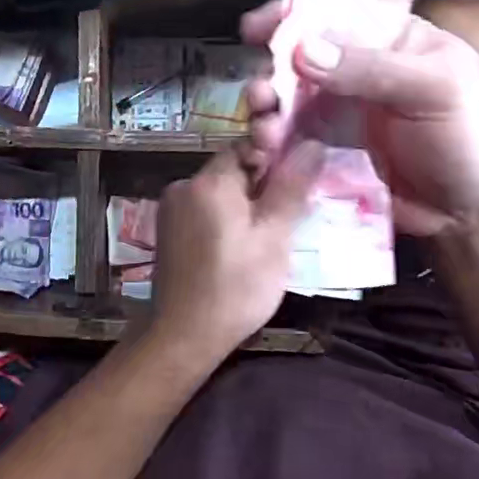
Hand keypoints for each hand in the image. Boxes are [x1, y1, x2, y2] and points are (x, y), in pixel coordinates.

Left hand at [150, 145, 322, 353]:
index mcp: (208, 181)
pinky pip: (204, 213)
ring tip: (264, 241)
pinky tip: (238, 251)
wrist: (184, 335)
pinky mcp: (167, 233)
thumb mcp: (274, 237)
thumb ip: (291, 187)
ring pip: (219, 194)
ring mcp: (170, 211)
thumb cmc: (236, 288)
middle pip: (232, 170)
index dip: (277, 162)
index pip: (249, 146)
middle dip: (261, 189)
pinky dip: (224, 223)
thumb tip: (311, 143)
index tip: (296, 189)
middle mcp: (182, 186)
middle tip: (285, 222)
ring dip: (244, 208)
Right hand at [241, 0, 478, 237]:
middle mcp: (358, 72)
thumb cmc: (469, 137)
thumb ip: (369, 67)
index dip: (292, 15)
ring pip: (288, 102)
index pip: (334, 13)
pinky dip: (272, 143)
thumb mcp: (433, 87)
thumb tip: (301, 50)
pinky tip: (264, 153)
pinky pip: (290, 140)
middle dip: (270, 73)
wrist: (473, 212)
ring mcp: (341, 115)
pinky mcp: (329, 154)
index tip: (254, 28)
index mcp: (390, 40)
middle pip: (299, 60)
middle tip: (259, 97)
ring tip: (264, 132)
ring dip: (267, 112)